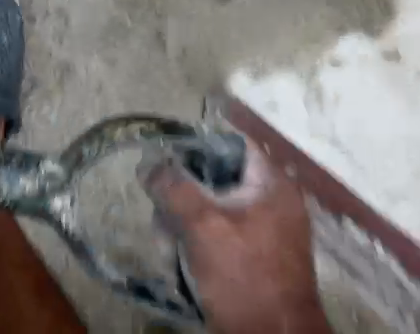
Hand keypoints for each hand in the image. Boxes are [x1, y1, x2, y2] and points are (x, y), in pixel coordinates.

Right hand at [142, 138, 330, 333]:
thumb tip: (148, 162)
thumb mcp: (202, 225)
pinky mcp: (251, 254)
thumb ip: (173, 185)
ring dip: (181, 218)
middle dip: (180, 190)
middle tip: (160, 205)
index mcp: (272, 186)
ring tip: (165, 239)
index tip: (162, 152)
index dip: (195, 142)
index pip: (230, 142)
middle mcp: (271, 201)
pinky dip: (193, 238)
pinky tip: (176, 255)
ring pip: (209, 204)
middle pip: (214, 174)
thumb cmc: (245, 277)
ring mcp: (262, 230)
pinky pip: (214, 230)